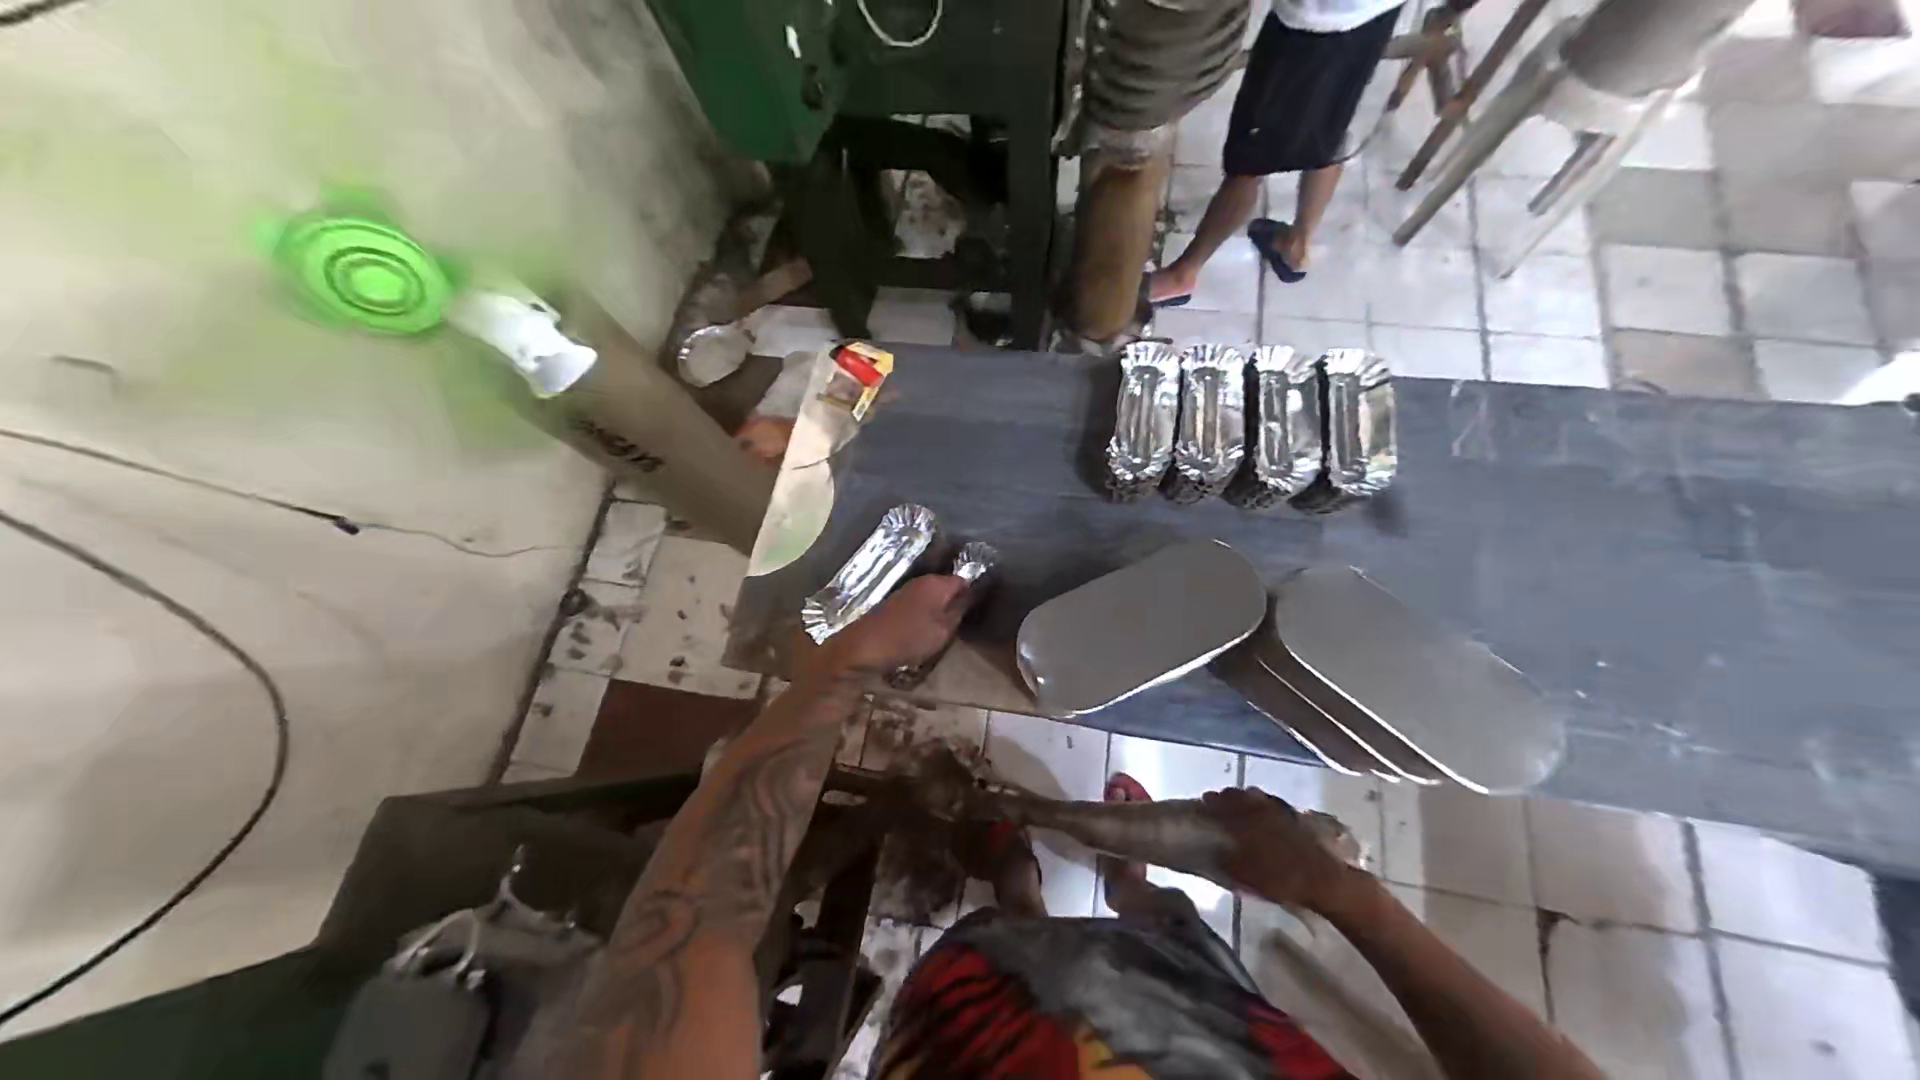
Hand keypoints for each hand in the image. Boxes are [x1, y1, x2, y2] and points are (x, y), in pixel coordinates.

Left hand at [800, 574, 969, 680]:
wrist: (863, 648)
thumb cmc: (908, 639)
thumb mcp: (943, 631)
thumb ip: (959, 611)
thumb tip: (971, 595)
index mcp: (936, 583)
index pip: (963, 580)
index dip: (973, 593)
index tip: (979, 609)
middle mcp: (920, 581)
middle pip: (946, 587)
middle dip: (955, 601)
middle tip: (964, 621)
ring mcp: (904, 591)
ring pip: (931, 596)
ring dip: (939, 609)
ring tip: (946, 628)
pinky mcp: (893, 604)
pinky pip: (917, 604)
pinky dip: (924, 614)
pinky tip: (925, 630)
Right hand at [1202, 787, 1371, 915]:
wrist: (1326, 881)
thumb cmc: (1282, 880)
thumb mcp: (1248, 875)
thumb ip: (1229, 861)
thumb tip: (1215, 852)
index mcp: (1246, 822)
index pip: (1224, 805)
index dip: (1213, 802)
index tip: (1205, 799)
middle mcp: (1262, 811)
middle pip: (1241, 796)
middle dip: (1229, 795)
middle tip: (1220, 797)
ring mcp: (1282, 812)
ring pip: (1259, 797)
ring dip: (1248, 796)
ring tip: (1242, 798)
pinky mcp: (1299, 817)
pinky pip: (1276, 803)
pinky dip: (1267, 802)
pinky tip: (1267, 807)